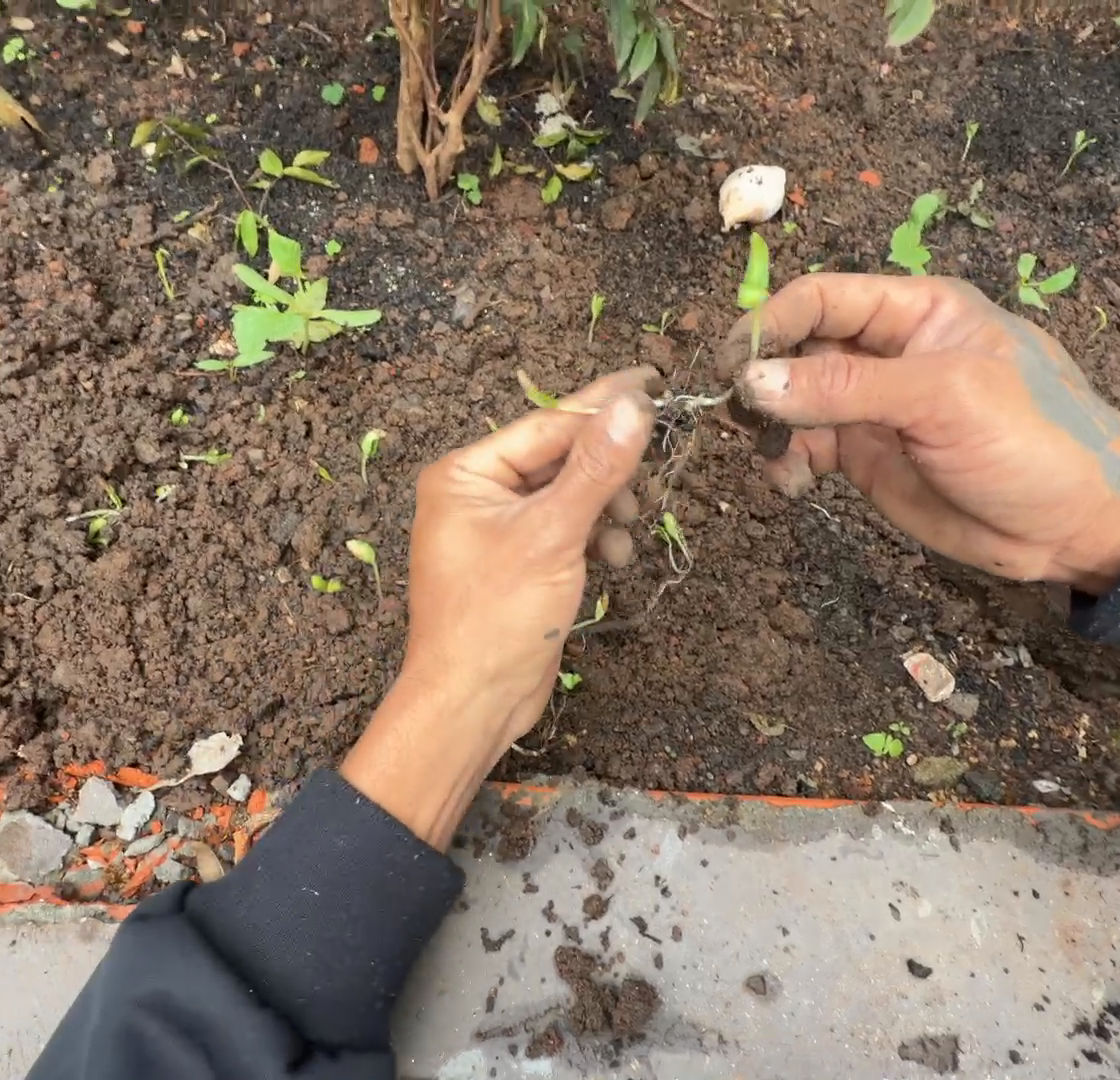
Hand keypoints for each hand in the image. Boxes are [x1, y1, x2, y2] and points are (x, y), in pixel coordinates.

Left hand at [341, 368, 660, 846]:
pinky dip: (594, 538)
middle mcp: (477, 494)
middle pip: (560, 460)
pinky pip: (565, 530)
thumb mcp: (552, 535)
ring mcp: (498, 530)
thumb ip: (596, 469)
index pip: (547, 426)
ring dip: (606, 509)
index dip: (602, 405)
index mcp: (467, 474)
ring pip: (569, 497)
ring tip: (627, 530)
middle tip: (650, 476)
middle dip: (607, 472)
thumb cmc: (495, 616)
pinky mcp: (520, 562)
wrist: (472, 703)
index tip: (652, 380)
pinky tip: (613, 559)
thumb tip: (635, 405)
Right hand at [719, 274, 1119, 594]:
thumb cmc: (1030, 440)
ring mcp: (866, 407)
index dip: (771, 325)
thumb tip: (749, 383)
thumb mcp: (942, 399)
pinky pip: (801, 448)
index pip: (820, 299)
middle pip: (794, 349)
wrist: (1072, 529)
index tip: (735, 368)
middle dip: (760, 380)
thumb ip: (844, 389)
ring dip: (766, 427)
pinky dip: (783, 464)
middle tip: (736, 418)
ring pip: (789, 402)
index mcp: (913, 312)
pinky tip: (792, 485)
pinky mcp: (859, 455)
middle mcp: (881, 352)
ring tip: (769, 459)